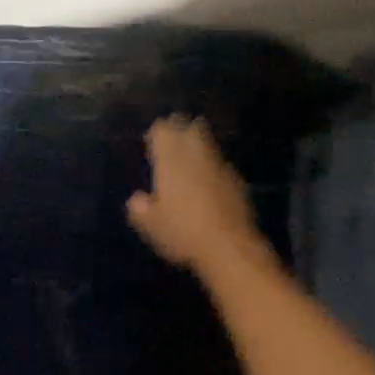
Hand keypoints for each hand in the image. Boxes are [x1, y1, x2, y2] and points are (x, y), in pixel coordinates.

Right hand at [126, 116, 267, 272]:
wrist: (228, 246)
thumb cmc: (182, 233)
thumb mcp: (150, 226)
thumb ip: (139, 208)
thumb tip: (137, 198)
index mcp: (170, 163)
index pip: (162, 132)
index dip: (157, 132)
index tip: (152, 139)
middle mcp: (195, 157)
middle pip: (189, 129)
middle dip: (180, 128)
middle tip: (174, 136)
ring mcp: (219, 167)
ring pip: (208, 143)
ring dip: (199, 143)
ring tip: (191, 153)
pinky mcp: (237, 181)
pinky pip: (220, 164)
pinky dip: (212, 166)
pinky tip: (209, 179)